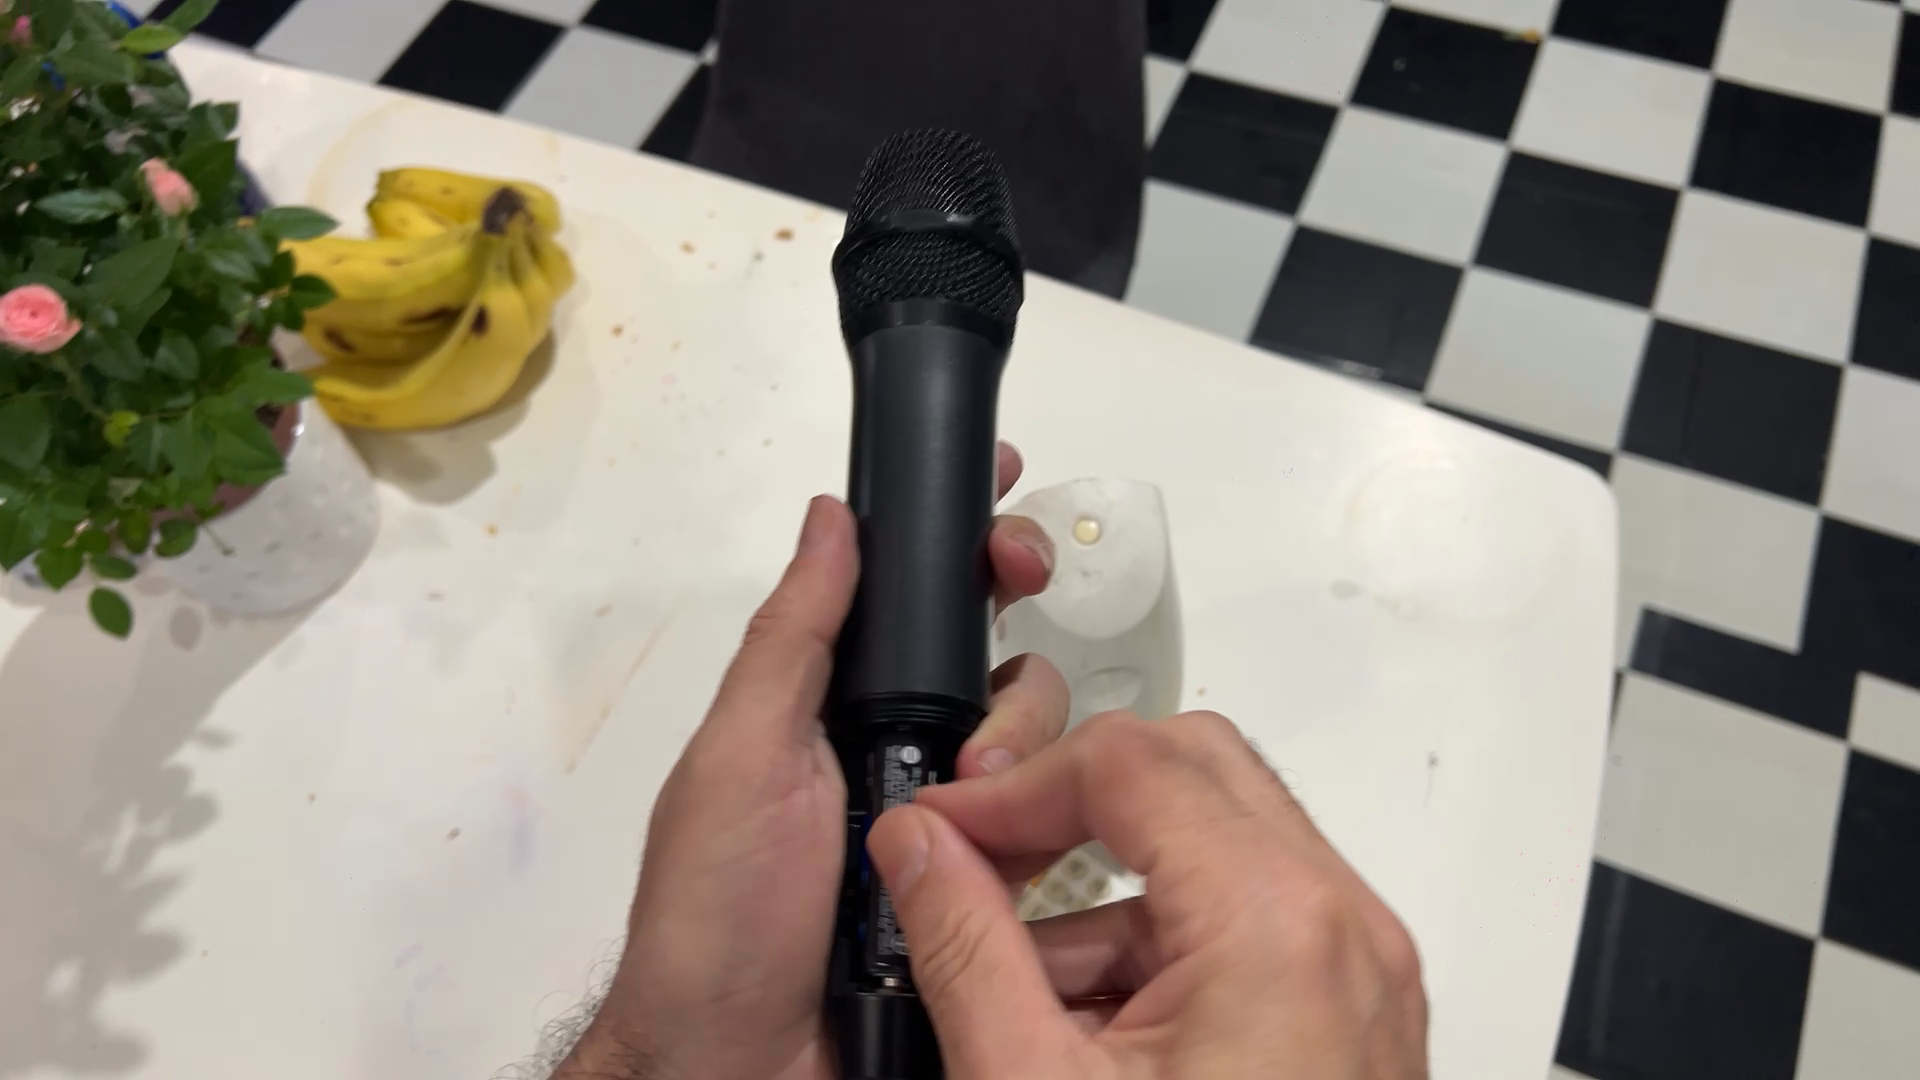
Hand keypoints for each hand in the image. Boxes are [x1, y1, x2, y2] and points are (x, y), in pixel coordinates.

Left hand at [558, 443, 1065, 1079]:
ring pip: (1034, 713)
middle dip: (1013, 583)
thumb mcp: (745, 754)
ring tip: (973, 781)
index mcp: (844, 692)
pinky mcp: (1001, 866)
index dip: (956, 530)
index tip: (999, 476)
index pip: (909, 589)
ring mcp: (962, 799)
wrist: (750, 1068)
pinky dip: (1056, 795)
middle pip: (990, 630)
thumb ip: (793, 636)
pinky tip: (1025, 825)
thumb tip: (832, 514)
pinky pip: (1056, 803)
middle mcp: (910, 730)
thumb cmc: (725, 903)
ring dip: (1023, 719)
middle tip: (1022, 570)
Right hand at [865, 710, 1430, 1078]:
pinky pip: (1233, 899)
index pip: (1127, 759)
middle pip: (1184, 762)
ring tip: (1017, 944)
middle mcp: (1337, 916)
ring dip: (1103, 857)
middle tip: (990, 843)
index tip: (941, 825)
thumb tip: (908, 836)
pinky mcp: (1344, 996)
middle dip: (1072, 789)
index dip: (1016, 781)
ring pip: (1211, 822)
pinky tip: (1083, 1005)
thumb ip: (960, 940)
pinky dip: (1147, 916)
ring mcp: (1353, 956)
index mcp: (1274, 921)